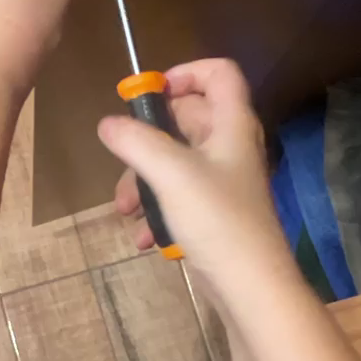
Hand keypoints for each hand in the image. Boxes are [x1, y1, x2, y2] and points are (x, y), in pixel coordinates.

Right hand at [97, 59, 294, 289]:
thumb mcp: (170, 174)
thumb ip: (136, 141)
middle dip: (146, 141)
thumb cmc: (217, 220)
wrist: (251, 287)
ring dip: (144, 183)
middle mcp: (230, 146)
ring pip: (174, 162)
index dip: (185, 73)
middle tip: (121, 161)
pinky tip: (143, 238)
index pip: (219, 73)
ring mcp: (222, 181)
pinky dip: (158, 211)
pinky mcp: (214, 213)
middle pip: (185, 120)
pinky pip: (178, 197)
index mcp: (232, 125)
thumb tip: (108, 124)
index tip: (149, 94)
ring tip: (125, 212)